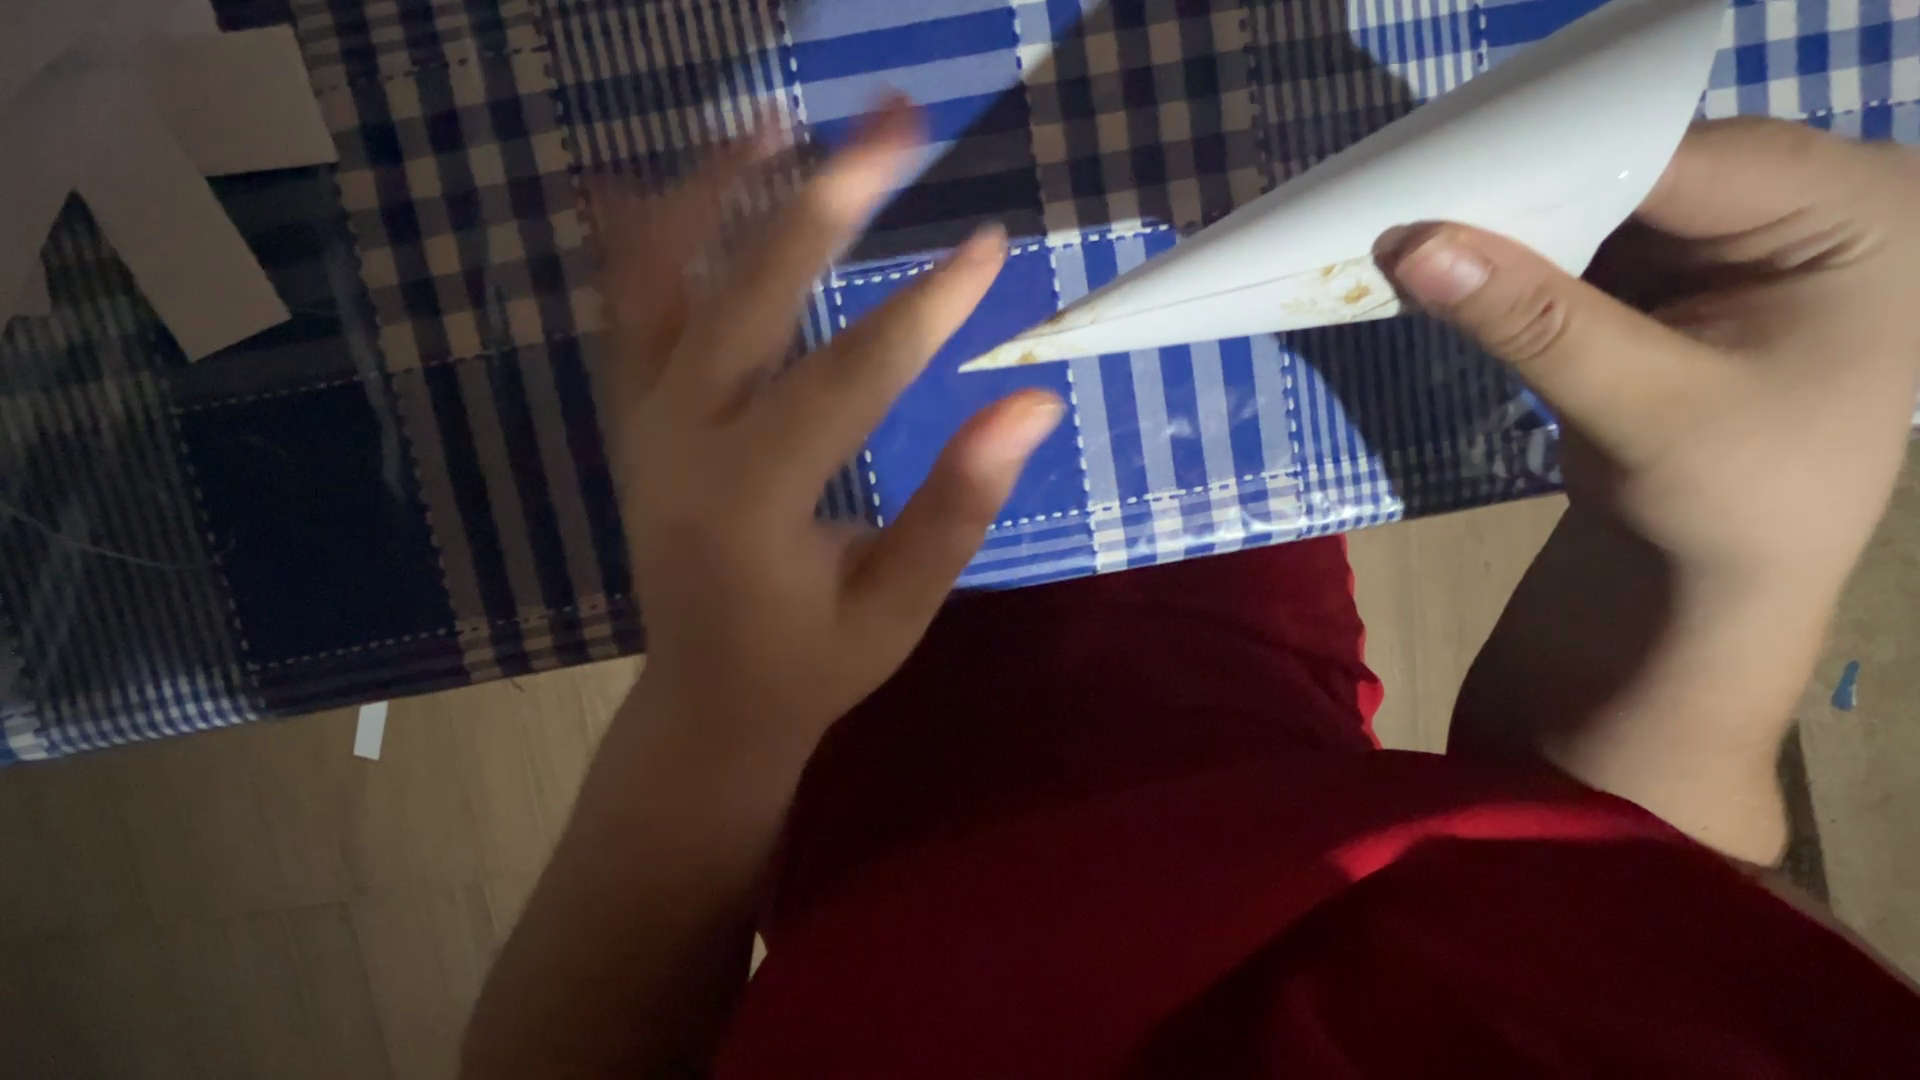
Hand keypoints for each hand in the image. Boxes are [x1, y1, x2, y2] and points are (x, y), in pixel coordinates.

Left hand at [600, 98, 1063, 755]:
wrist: (706, 700)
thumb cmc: (812, 664)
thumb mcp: (898, 605)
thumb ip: (957, 508)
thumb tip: (1031, 404)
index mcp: (752, 500)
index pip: (849, 375)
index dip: (925, 305)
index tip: (989, 241)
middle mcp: (679, 443)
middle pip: (752, 292)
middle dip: (832, 199)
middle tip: (897, 124)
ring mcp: (642, 422)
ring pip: (666, 276)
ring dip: (722, 188)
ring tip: (782, 119)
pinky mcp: (632, 418)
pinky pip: (630, 307)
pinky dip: (653, 234)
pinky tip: (681, 178)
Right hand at [1380, 118, 1919, 608]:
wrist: (1716, 568)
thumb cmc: (1730, 499)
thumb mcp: (1640, 408)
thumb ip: (1531, 322)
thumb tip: (1410, 246)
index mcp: (1856, 211)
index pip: (1686, 158)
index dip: (1559, 168)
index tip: (1438, 187)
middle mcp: (1798, 202)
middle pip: (1634, 169)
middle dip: (1525, 197)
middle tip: (1411, 211)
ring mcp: (1722, 238)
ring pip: (1591, 206)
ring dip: (1505, 231)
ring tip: (1415, 240)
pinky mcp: (1660, 276)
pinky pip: (1570, 247)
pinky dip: (1508, 264)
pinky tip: (1449, 272)